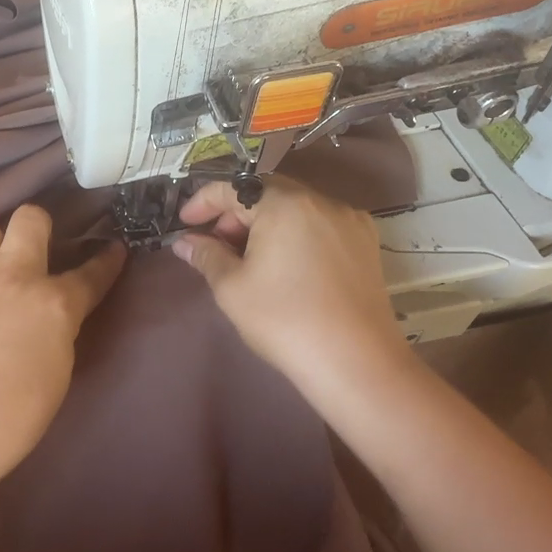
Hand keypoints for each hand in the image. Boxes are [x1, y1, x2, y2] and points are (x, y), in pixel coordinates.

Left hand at [0, 205, 124, 488]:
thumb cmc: (11, 416)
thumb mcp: (57, 371)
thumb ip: (60, 327)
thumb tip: (56, 310)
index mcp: (53, 304)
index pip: (90, 273)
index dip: (106, 261)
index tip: (112, 250)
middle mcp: (13, 275)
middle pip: (30, 218)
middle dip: (41, 227)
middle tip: (40, 250)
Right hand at [171, 175, 403, 380]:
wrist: (356, 363)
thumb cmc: (284, 320)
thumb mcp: (232, 287)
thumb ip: (206, 256)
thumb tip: (185, 242)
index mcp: (284, 205)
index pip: (233, 188)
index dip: (203, 202)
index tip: (185, 224)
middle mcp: (321, 202)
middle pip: (267, 193)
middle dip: (236, 214)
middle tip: (216, 244)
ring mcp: (349, 222)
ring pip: (295, 209)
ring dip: (265, 224)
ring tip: (248, 258)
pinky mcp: (366, 245)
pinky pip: (319, 225)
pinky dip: (294, 234)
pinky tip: (285, 266)